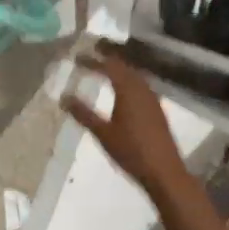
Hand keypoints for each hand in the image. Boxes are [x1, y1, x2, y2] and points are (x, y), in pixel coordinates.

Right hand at [61, 43, 189, 196]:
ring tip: (104, 70)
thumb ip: (84, 114)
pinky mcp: (157, 110)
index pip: (109, 66)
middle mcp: (143, 88)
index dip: (93, 60)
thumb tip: (64, 97)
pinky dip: (128, 81)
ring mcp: (153, 99)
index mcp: (128, 89)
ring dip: (119, 70)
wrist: (164, 172)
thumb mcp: (103, 133)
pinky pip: (140, 86)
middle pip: (124, 66)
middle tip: (90, 56)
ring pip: (134, 76)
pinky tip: (123, 92)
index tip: (77, 57)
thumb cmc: (131, 151)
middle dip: (107, 60)